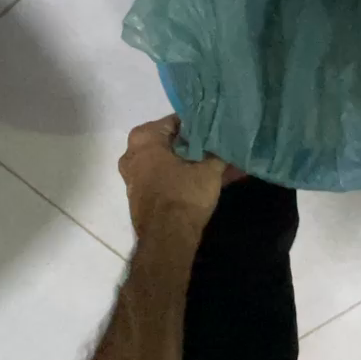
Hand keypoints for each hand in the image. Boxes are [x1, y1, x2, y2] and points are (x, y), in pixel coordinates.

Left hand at [119, 116, 226, 242]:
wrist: (167, 238)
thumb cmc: (184, 194)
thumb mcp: (210, 169)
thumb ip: (218, 150)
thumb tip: (228, 139)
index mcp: (144, 138)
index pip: (177, 121)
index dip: (200, 125)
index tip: (217, 130)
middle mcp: (132, 154)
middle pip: (171, 143)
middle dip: (196, 146)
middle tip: (219, 147)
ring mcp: (133, 177)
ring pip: (169, 162)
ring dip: (192, 163)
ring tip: (220, 165)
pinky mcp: (140, 196)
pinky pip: (165, 179)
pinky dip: (183, 178)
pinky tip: (207, 181)